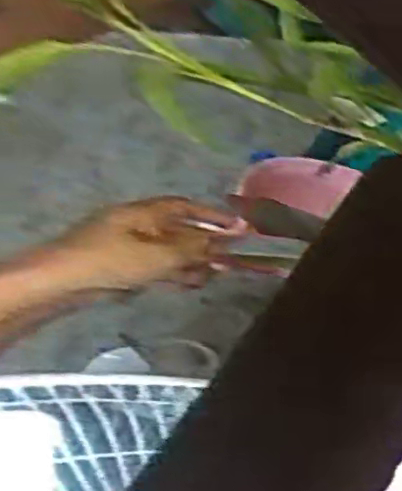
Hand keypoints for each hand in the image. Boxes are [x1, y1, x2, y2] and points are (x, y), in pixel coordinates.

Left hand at [44, 196, 248, 290]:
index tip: (244, 228)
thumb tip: (235, 236)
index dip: (215, 215)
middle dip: (211, 245)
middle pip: (185, 230)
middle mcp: (139, 225)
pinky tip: (189, 283)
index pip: (184, 207)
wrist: (68, 281)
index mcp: (142, 214)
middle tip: (235, 260)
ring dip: (199, 263)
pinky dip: (182, 272)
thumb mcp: (166, 253)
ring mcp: (134, 244)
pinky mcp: (132, 263)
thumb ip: (202, 245)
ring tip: (211, 275)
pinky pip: (166, 264)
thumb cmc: (116, 260)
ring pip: (179, 251)